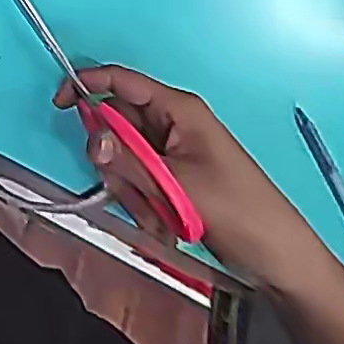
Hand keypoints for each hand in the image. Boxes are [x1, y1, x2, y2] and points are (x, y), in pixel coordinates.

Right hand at [54, 65, 327, 285]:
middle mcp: (171, 123)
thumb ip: (127, 159)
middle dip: (114, 159)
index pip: (120, 80)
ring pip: (122, 155)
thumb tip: (91, 136)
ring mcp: (170, 150)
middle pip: (115, 123)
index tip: (61, 104)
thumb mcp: (177, 186)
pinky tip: (163, 223)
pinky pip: (136, 177)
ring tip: (158, 214)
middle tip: (133, 187)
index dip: (86, 84)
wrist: (282, 264)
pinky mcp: (171, 176)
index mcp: (178, 109)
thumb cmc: (241, 213)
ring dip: (130, 187)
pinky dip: (140, 200)